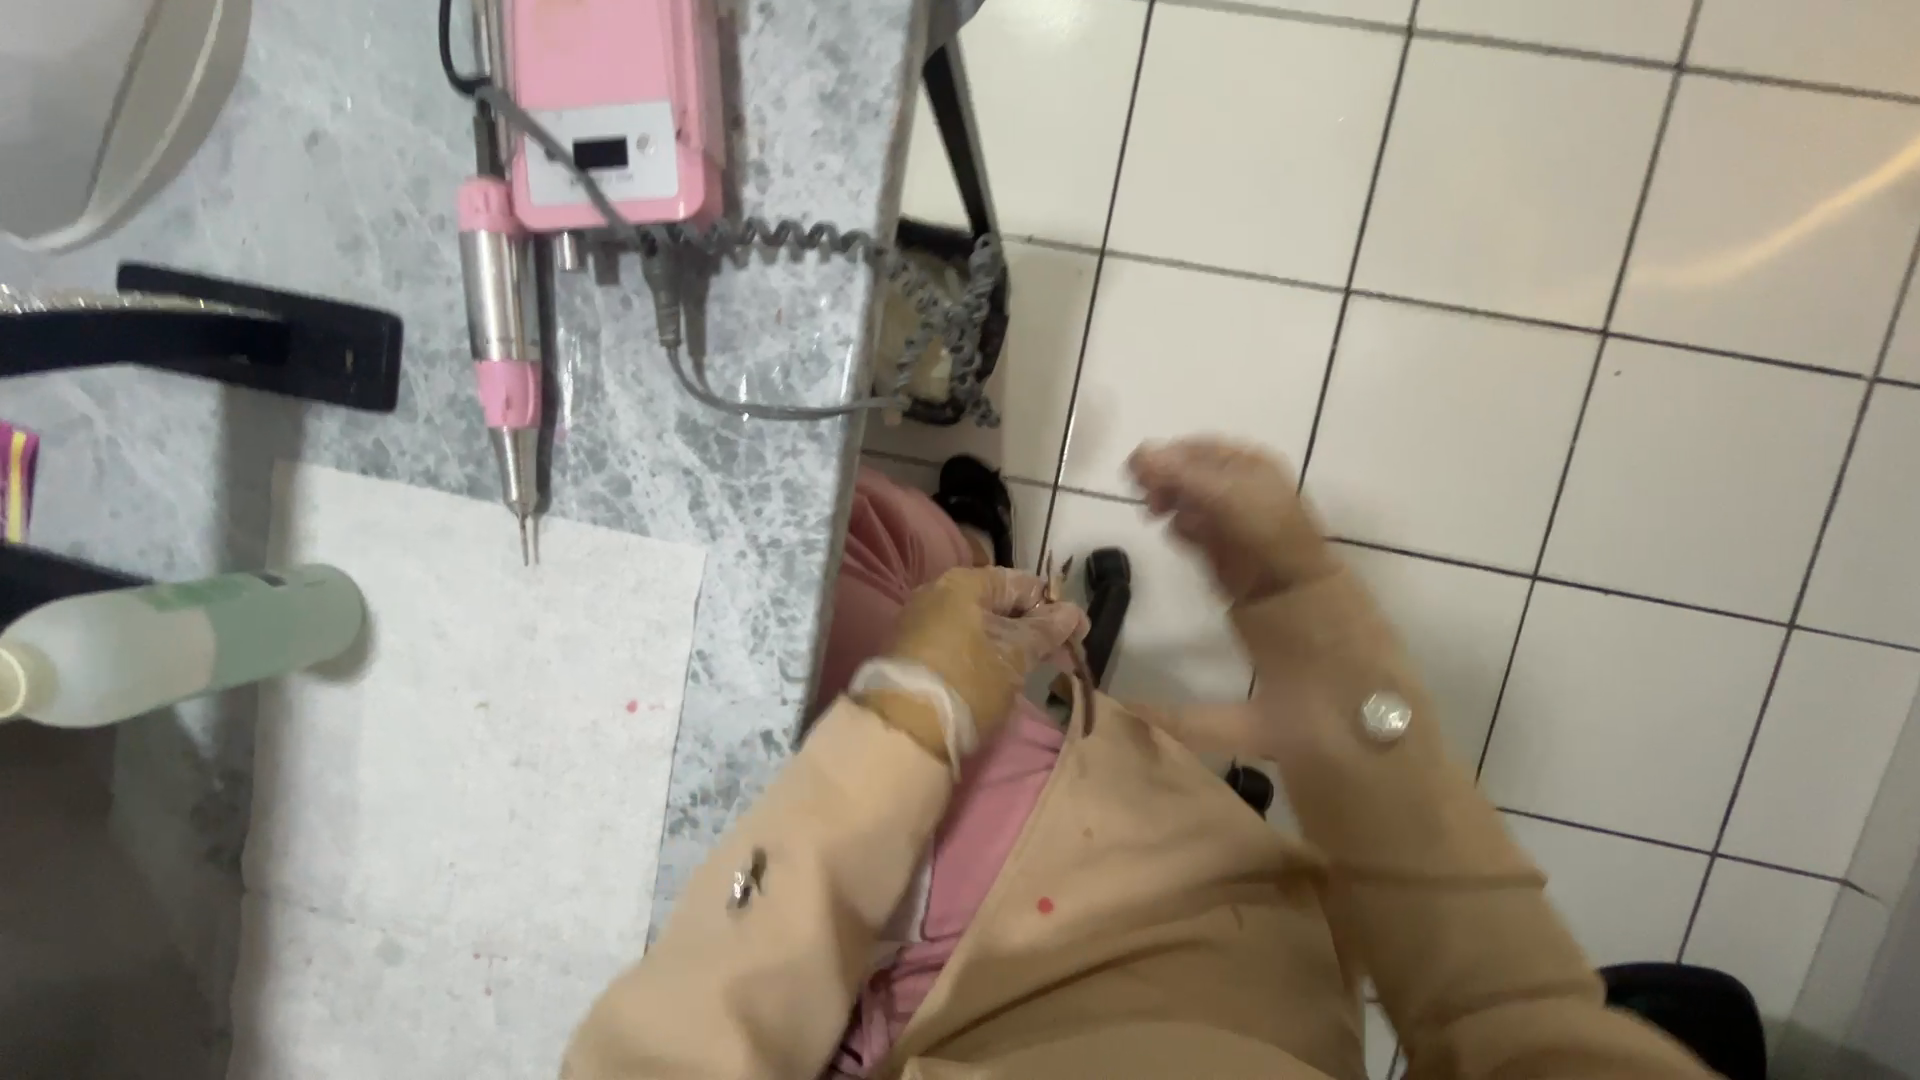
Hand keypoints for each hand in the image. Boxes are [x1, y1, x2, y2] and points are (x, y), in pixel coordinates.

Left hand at [879, 568, 1087, 751]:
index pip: (1021, 583)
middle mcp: (937, 593)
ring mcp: (921, 621)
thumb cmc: (967, 683)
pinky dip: (984, 653)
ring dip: (1009, 643)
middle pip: (997, 603)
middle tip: (1062, 657)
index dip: (1054, 607)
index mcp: (963, 583)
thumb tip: (1073, 612)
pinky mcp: (912, 651)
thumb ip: (1045, 631)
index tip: (1078, 634)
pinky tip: (1000, 675)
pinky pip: (959, 641)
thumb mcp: (1014, 657)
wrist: (902, 731)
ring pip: (978, 625)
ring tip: (1035, 669)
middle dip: (1033, 628)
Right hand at [1128, 438, 1335, 603]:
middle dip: (1162, 479)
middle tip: (1140, 490)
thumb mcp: (1222, 492)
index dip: (1166, 454)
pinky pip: (1187, 527)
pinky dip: (1178, 528)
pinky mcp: (1214, 542)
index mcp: (1247, 463)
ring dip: (1166, 503)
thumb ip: (1177, 473)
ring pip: (1183, 499)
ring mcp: (1225, 514)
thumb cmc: (1261, 528)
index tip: (1136, 466)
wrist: (1283, 587)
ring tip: (1154, 513)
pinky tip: (1180, 535)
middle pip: (1186, 473)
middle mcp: (1235, 484)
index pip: (1197, 449)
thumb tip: (1138, 453)